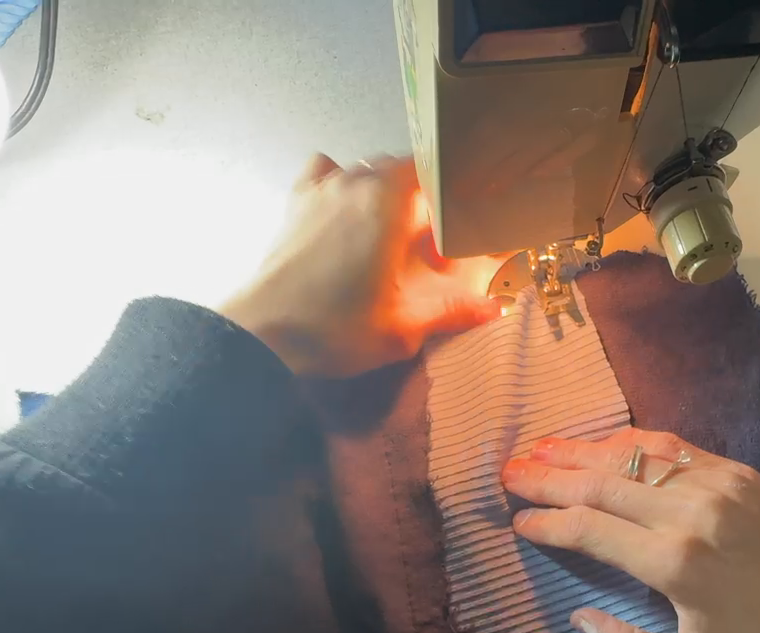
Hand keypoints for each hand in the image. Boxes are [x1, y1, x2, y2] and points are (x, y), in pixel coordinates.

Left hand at [221, 154, 500, 377]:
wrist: (263, 336)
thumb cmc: (337, 330)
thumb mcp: (404, 328)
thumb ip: (452, 311)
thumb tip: (496, 309)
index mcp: (388, 201)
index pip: (434, 169)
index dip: (454, 192)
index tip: (465, 222)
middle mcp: (354, 181)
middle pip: (402, 170)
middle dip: (423, 199)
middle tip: (434, 244)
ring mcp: (320, 188)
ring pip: (365, 170)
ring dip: (386, 192)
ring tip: (393, 233)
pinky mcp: (294, 203)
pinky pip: (326, 174)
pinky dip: (343, 184)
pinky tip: (347, 215)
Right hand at [501, 429, 759, 632]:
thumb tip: (580, 619)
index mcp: (672, 564)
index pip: (588, 531)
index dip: (546, 524)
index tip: (517, 524)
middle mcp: (685, 512)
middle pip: (598, 484)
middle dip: (546, 477)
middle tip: (508, 472)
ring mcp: (711, 482)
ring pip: (628, 457)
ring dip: (578, 450)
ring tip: (537, 448)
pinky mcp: (732, 467)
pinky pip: (667, 445)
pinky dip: (626, 441)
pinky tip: (600, 442)